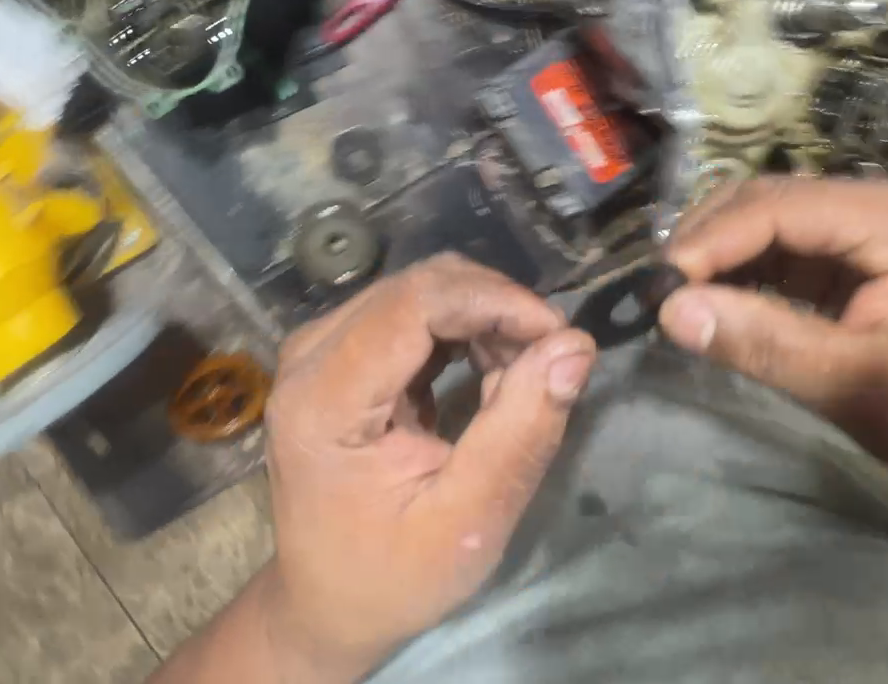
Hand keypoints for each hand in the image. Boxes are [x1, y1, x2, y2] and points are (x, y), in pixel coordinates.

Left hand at [258, 254, 597, 679]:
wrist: (326, 601)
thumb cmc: (391, 575)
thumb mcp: (467, 522)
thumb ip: (520, 432)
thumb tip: (577, 345)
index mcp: (323, 398)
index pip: (416, 302)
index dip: (496, 301)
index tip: (559, 334)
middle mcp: (310, 353)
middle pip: (421, 286)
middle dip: (497, 308)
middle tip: (547, 361)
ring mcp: (321, 346)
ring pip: (423, 289)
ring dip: (485, 317)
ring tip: (519, 375)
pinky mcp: (339, 349)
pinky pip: (414, 308)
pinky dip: (465, 328)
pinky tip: (488, 370)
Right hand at [657, 178, 887, 511]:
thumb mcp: (862, 388)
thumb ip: (765, 344)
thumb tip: (668, 312)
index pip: (780, 207)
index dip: (711, 240)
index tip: (655, 287)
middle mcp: (881, 206)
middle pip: (769, 201)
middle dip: (708, 241)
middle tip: (658, 292)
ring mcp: (868, 231)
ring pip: (769, 223)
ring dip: (720, 256)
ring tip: (676, 298)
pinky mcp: (856, 261)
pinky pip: (784, 254)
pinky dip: (744, 275)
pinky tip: (717, 302)